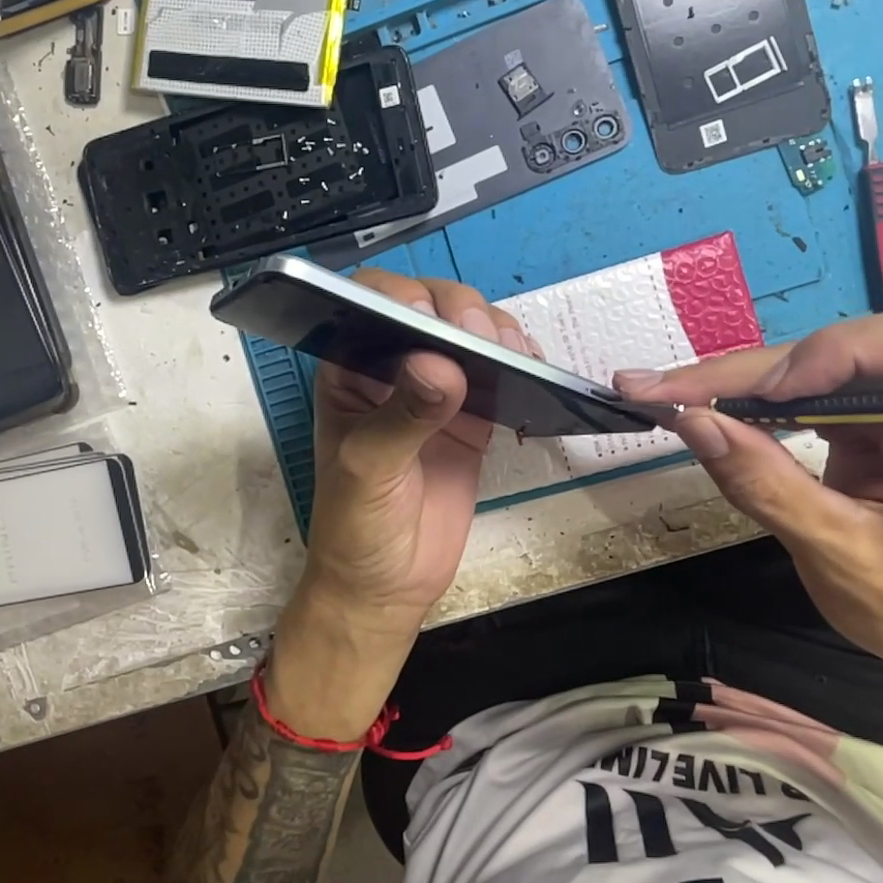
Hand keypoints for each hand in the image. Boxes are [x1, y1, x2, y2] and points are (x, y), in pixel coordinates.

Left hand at [266, 272, 527, 740]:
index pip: (370, 304)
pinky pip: (500, 371)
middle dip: (460, 310)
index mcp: (349, 370)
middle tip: (483, 339)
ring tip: (516, 353)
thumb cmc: (356, 527)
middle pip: (429, 307)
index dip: (401, 297)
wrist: (388, 586)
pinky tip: (533, 369)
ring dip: (496, 330)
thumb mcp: (368, 471)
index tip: (434, 319)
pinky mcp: (473, 415)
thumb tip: (439, 364)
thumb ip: (401, 418)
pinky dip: (520, 362)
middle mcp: (391, 368)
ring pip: (469, 332)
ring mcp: (436, 389)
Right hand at [614, 305, 882, 741]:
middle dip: (755, 368)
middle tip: (663, 389)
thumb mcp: (838, 560)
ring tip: (660, 392)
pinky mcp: (860, 414)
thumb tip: (694, 422)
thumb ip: (769, 489)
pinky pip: (798, 385)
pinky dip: (744, 394)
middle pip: (852, 345)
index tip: (771, 392)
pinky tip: (699, 403)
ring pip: (813, 360)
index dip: (848, 351)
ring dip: (736, 377)